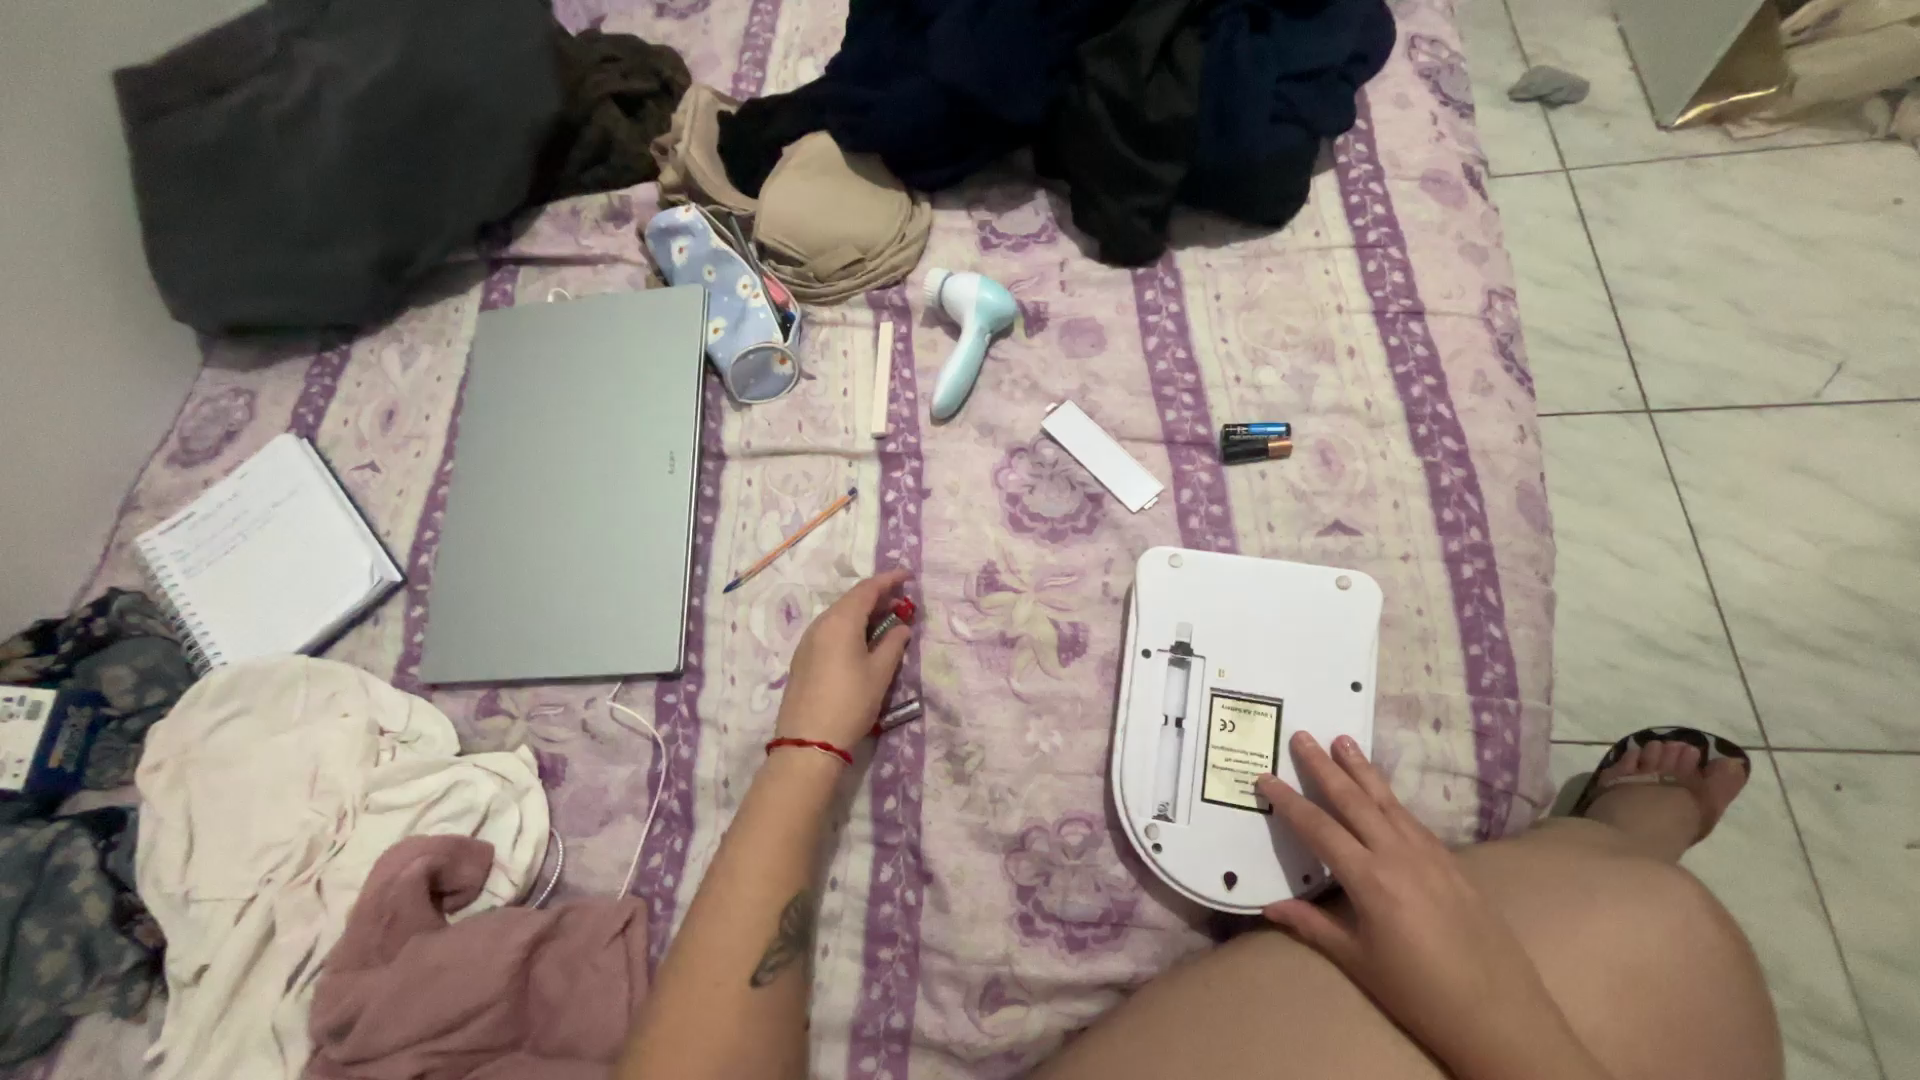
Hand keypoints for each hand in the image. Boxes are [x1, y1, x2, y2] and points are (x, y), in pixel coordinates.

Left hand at [774, 570, 911, 749]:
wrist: (808, 742)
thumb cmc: (850, 702)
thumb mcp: (879, 673)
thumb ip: (893, 644)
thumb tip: (901, 627)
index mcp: (840, 621)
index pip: (867, 589)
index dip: (889, 580)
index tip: (908, 577)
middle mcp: (821, 624)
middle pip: (851, 600)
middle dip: (877, 597)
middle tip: (902, 602)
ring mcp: (808, 641)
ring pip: (839, 616)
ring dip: (863, 613)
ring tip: (886, 621)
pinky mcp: (803, 658)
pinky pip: (830, 631)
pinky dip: (850, 627)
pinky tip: (863, 641)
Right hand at [1255, 733, 1589, 1079]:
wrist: (1503, 1019)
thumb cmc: (1420, 995)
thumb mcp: (1358, 962)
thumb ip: (1311, 926)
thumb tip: (1268, 906)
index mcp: (1370, 881)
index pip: (1318, 828)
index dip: (1288, 801)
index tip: (1265, 776)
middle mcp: (1399, 857)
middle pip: (1353, 800)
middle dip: (1324, 767)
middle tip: (1302, 735)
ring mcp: (1431, 857)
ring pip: (1387, 801)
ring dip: (1361, 770)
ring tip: (1343, 740)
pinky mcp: (1454, 864)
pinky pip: (1413, 820)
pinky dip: (1390, 798)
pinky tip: (1382, 792)